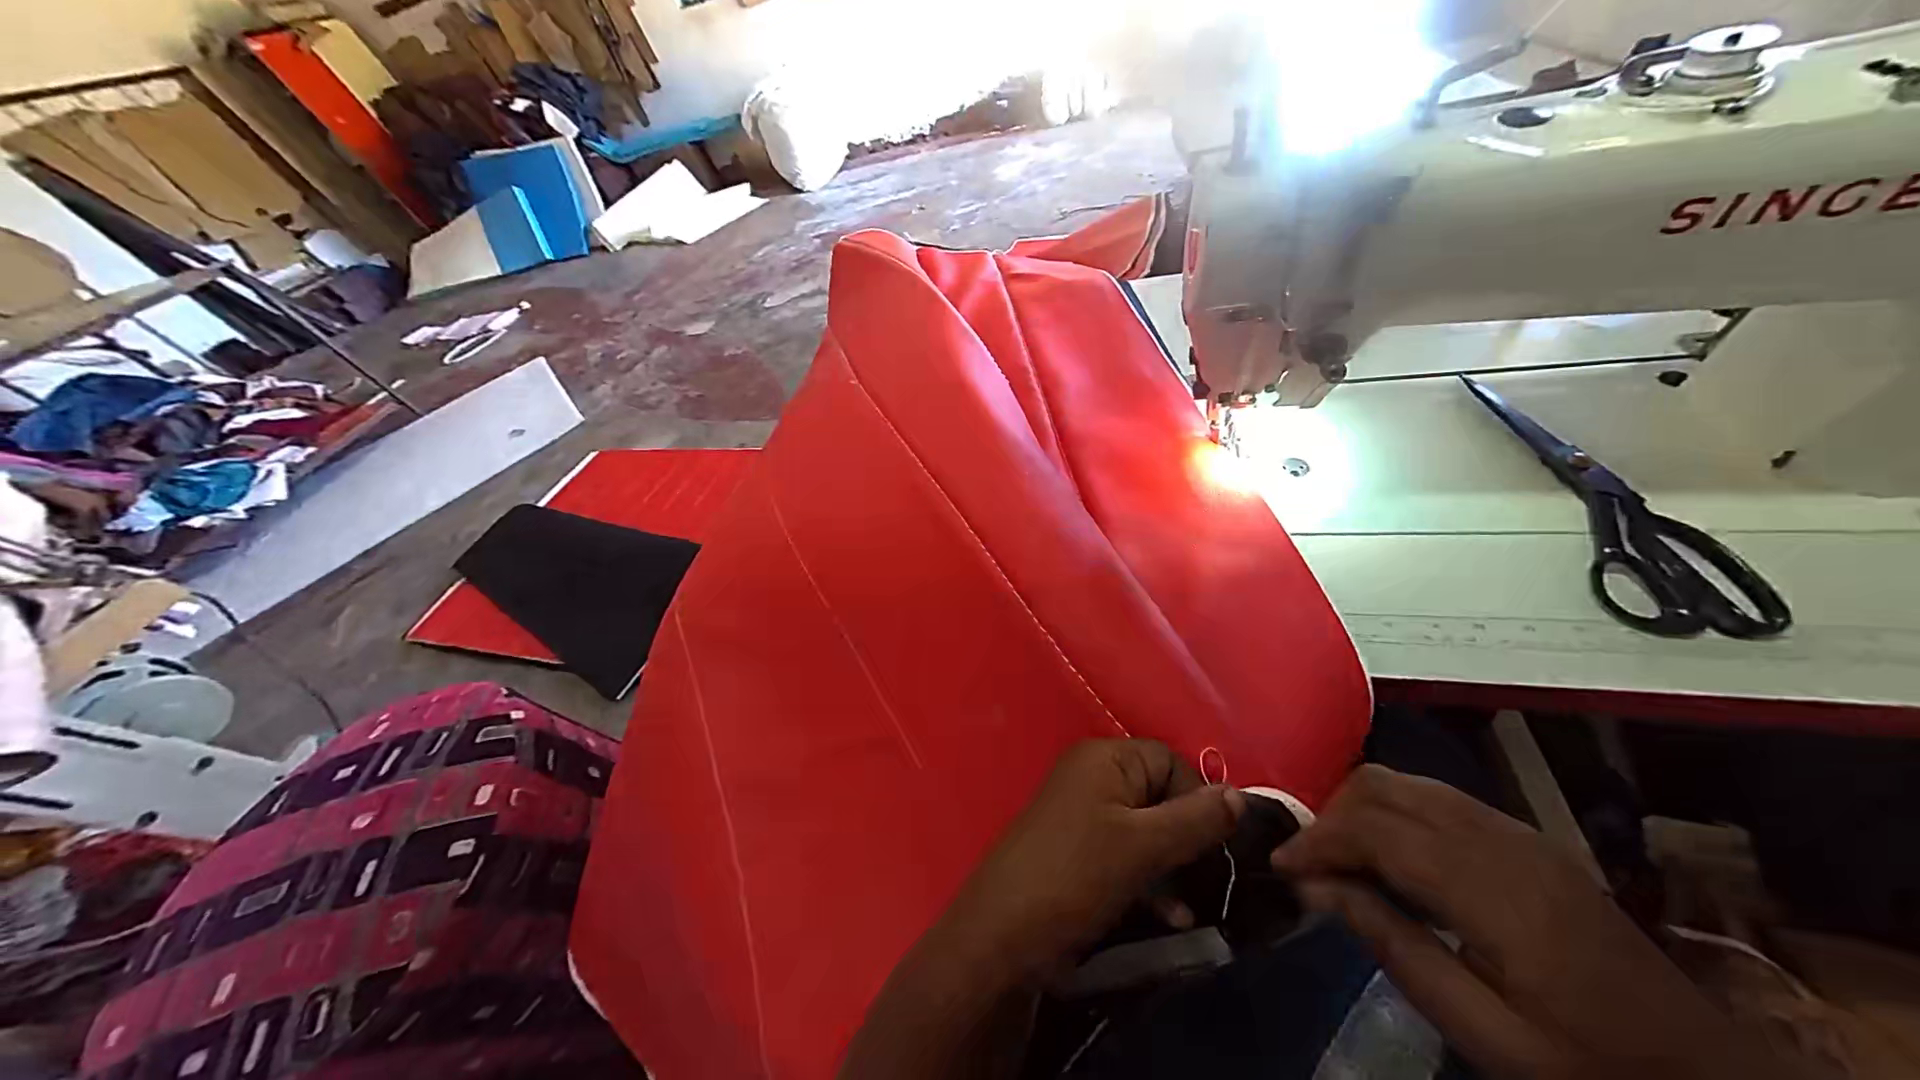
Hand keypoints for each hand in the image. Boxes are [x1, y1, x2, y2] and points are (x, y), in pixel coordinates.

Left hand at [839, 741, 1242, 1079]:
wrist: (1005, 935)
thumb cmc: (1076, 875)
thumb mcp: (1143, 846)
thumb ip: (1194, 819)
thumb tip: (1239, 794)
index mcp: (1105, 759)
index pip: (1170, 761)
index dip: (1196, 799)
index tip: (1213, 843)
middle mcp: (1094, 779)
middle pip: (1161, 798)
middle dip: (1188, 841)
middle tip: (1208, 880)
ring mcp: (1084, 817)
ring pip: (1149, 833)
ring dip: (1175, 871)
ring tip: (1189, 911)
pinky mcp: (1081, 855)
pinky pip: (1129, 858)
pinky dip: (1152, 884)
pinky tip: (1171, 920)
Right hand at [1273, 765, 1794, 1079]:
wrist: (1705, 1072)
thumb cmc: (1586, 1060)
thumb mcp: (1483, 1030)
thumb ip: (1393, 946)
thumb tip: (1315, 888)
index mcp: (1492, 887)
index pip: (1375, 828)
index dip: (1316, 838)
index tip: (1278, 866)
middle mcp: (1500, 839)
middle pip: (1384, 786)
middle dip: (1330, 815)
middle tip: (1306, 863)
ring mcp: (1516, 832)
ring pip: (1406, 782)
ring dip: (1358, 808)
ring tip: (1336, 857)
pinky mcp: (1525, 838)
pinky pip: (1435, 798)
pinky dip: (1391, 811)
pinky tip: (1387, 855)